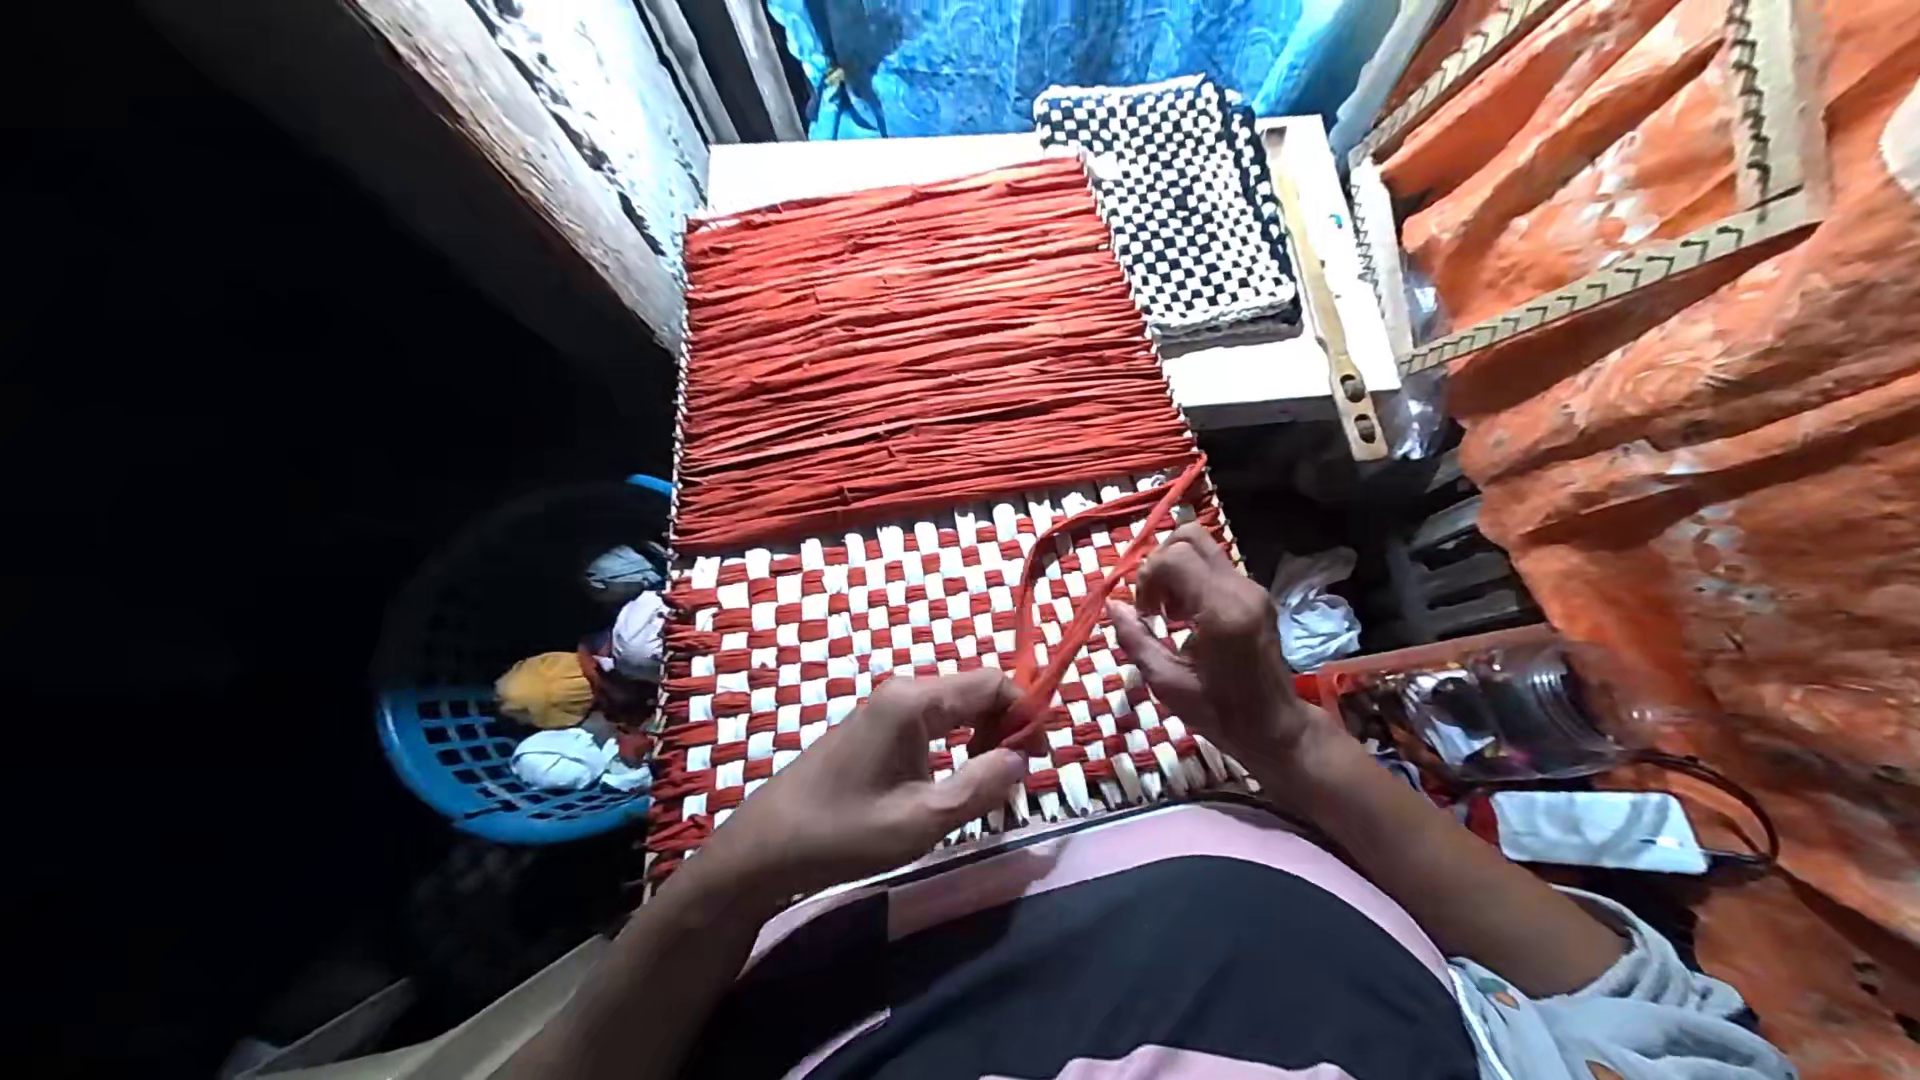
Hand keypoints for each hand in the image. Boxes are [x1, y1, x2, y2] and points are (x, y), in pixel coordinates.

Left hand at [690, 670, 1027, 901]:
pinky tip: (955, 780)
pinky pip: (934, 722)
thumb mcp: (922, 819)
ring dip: (983, 738)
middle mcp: (903, 691)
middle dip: (1006, 727)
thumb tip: (1024, 757)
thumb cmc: (844, 832)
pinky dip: (958, 743)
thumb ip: (981, 785)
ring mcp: (888, 707)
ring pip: (957, 708)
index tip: (1042, 756)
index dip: (1026, 712)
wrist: (769, 845)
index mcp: (914, 701)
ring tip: (989, 785)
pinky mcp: (879, 726)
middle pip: (976, 692)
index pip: (992, 683)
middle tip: (1018, 777)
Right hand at [1106, 525, 1353, 795]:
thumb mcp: (1166, 682)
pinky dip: (1190, 579)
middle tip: (1153, 601)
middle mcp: (1241, 589)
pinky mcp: (1255, 594)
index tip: (1143, 612)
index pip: (1173, 558)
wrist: (1274, 727)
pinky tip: (1186, 616)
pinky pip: (1214, 566)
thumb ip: (1135, 639)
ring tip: (1168, 611)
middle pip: (1190, 536)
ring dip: (1175, 569)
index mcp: (1221, 611)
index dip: (1147, 578)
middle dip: (1159, 561)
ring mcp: (1252, 588)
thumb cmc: (1219, 712)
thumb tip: (1113, 606)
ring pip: (1202, 546)